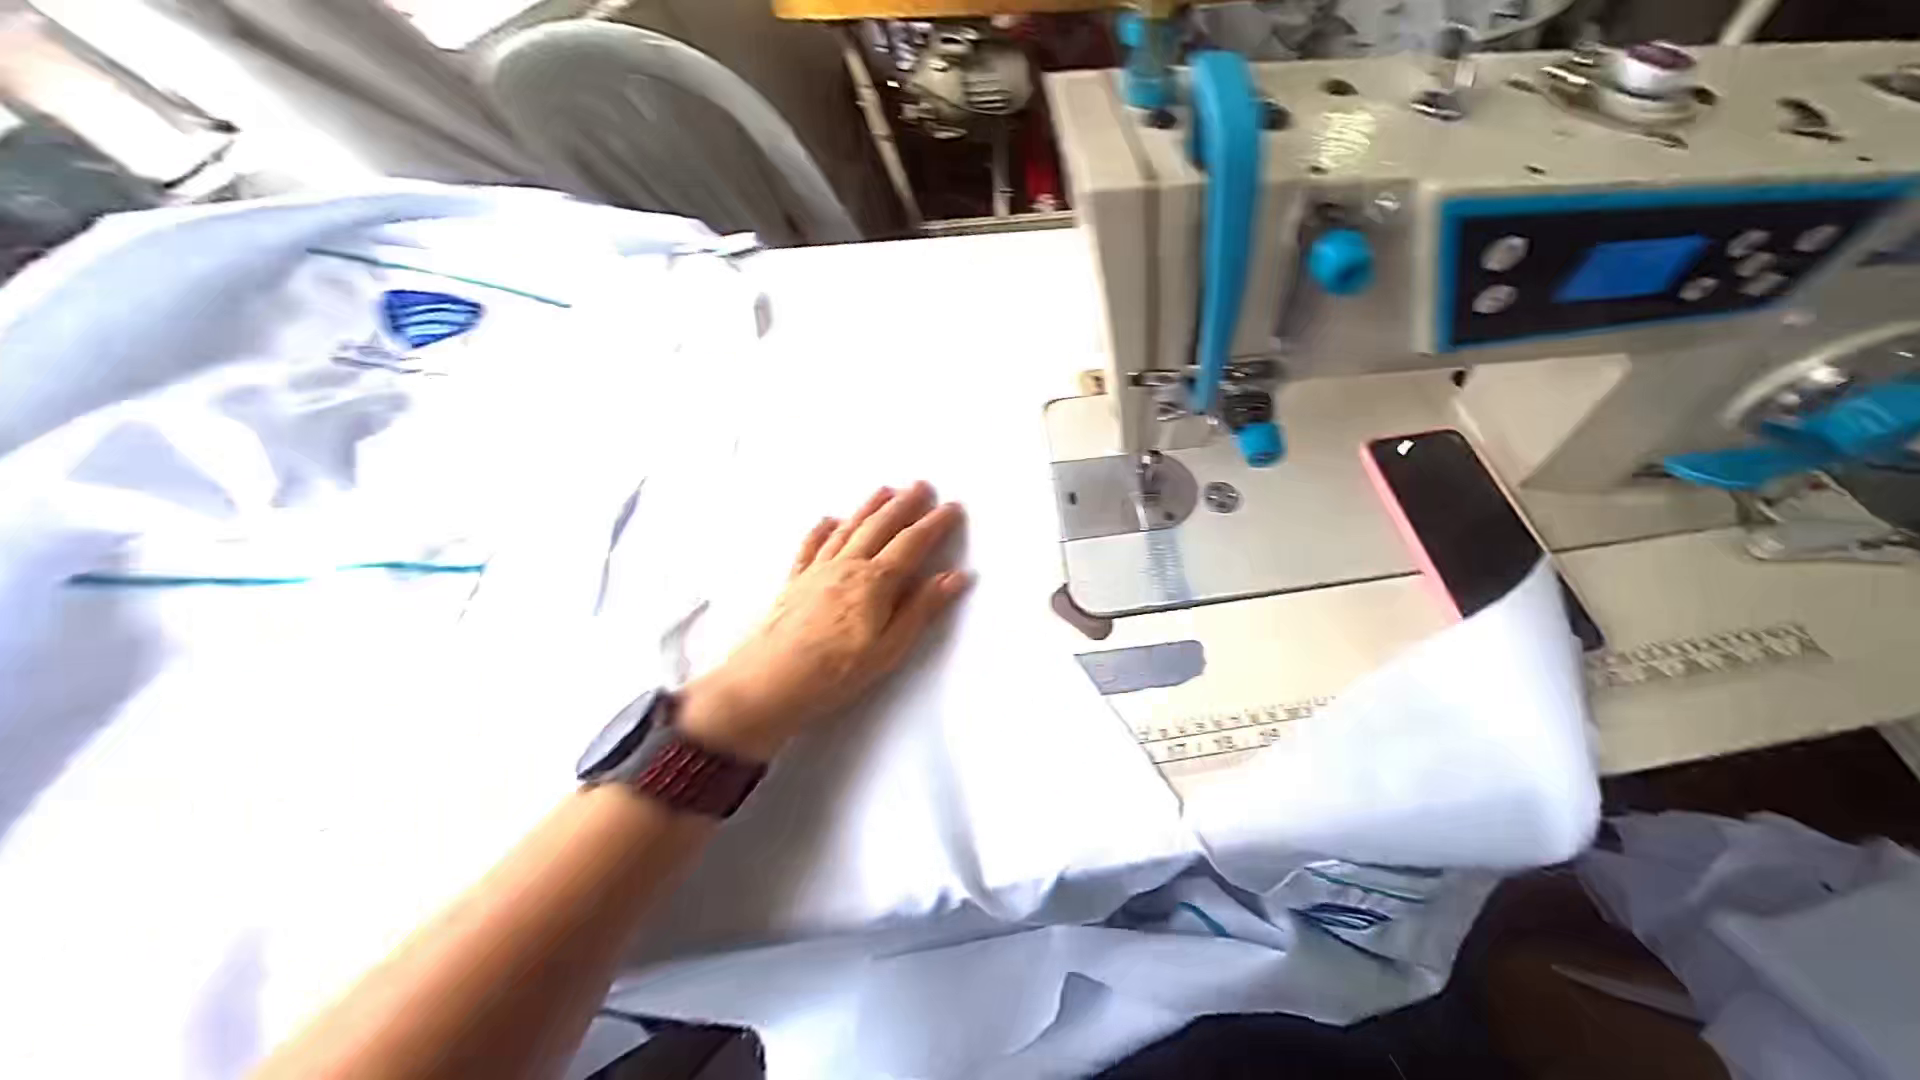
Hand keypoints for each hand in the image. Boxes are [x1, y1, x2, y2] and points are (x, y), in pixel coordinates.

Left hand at [677, 482, 969, 762]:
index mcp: (874, 582)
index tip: (952, 508)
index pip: (912, 544)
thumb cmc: (833, 673)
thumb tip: (954, 577)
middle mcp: (846, 566)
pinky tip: (829, 520)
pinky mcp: (794, 582)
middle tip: (921, 486)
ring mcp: (817, 571)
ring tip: (885, 491)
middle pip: (880, 526)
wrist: (768, 682)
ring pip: (849, 528)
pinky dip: (823, 529)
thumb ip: (921, 609)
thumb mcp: (889, 649)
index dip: (934, 524)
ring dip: (869, 507)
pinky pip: (812, 545)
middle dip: (904, 504)